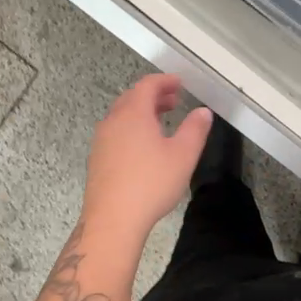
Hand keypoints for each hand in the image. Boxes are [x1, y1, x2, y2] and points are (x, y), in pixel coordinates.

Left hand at [82, 74, 213, 241]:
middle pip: (132, 98)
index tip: (179, 83)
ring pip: (121, 117)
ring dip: (141, 113)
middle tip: (173, 101)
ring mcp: (101, 141)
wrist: (113, 219)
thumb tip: (203, 112)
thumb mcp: (183, 156)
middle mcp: (113, 121)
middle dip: (153, 96)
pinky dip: (130, 129)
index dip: (165, 81)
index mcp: (133, 113)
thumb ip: (195, 129)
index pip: (147, 85)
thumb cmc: (151, 183)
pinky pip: (115, 134)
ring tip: (160, 123)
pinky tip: (142, 148)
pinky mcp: (97, 160)